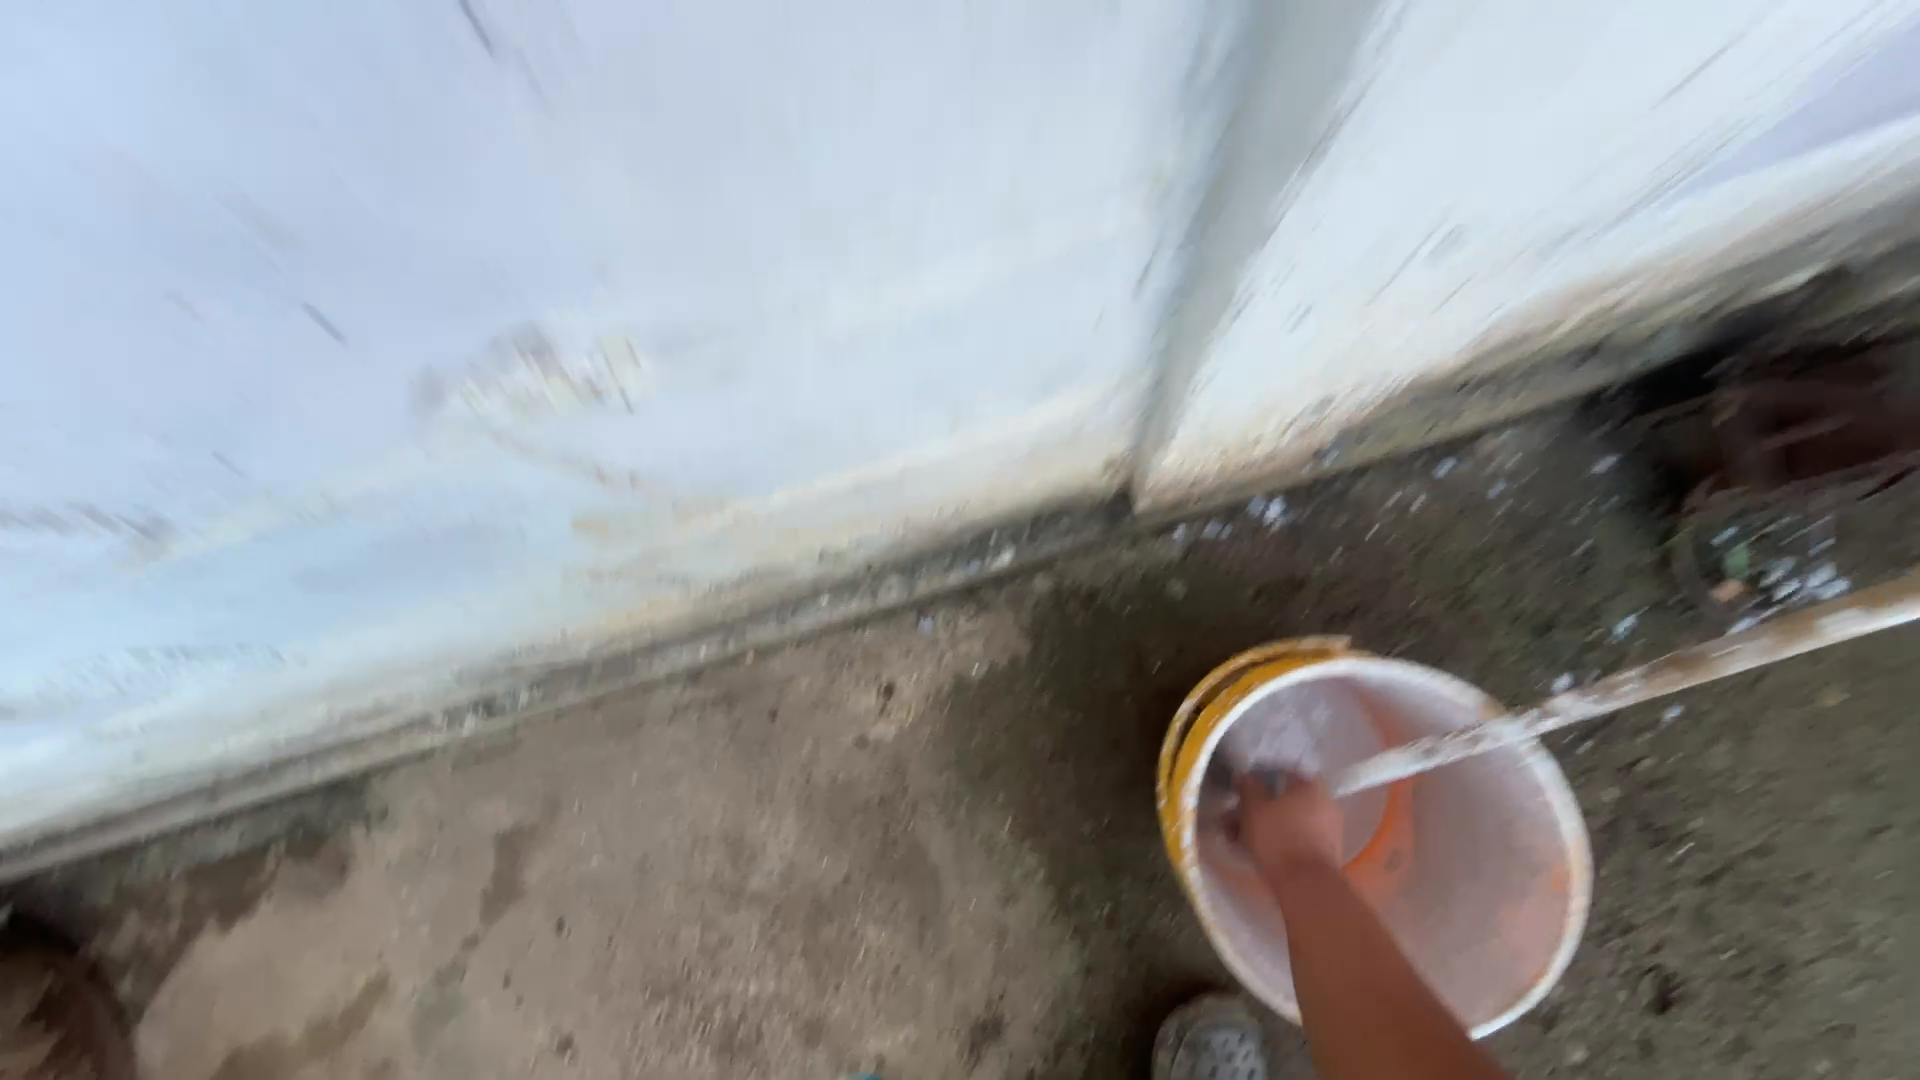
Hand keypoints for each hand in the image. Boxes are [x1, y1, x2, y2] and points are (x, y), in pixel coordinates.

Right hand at [1234, 771, 1342, 878]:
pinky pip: (1293, 840)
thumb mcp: (1254, 807)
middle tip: (1233, 816)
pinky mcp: (1322, 856)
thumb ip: (1248, 787)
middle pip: (1284, 800)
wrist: (1307, 885)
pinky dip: (1274, 842)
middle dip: (1256, 807)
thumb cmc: (1279, 837)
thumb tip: (1245, 777)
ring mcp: (1327, 832)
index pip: (1284, 772)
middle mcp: (1325, 805)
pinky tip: (1251, 851)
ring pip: (1286, 822)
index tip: (1242, 787)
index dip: (1260, 777)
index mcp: (1312, 786)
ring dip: (1262, 826)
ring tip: (1235, 837)